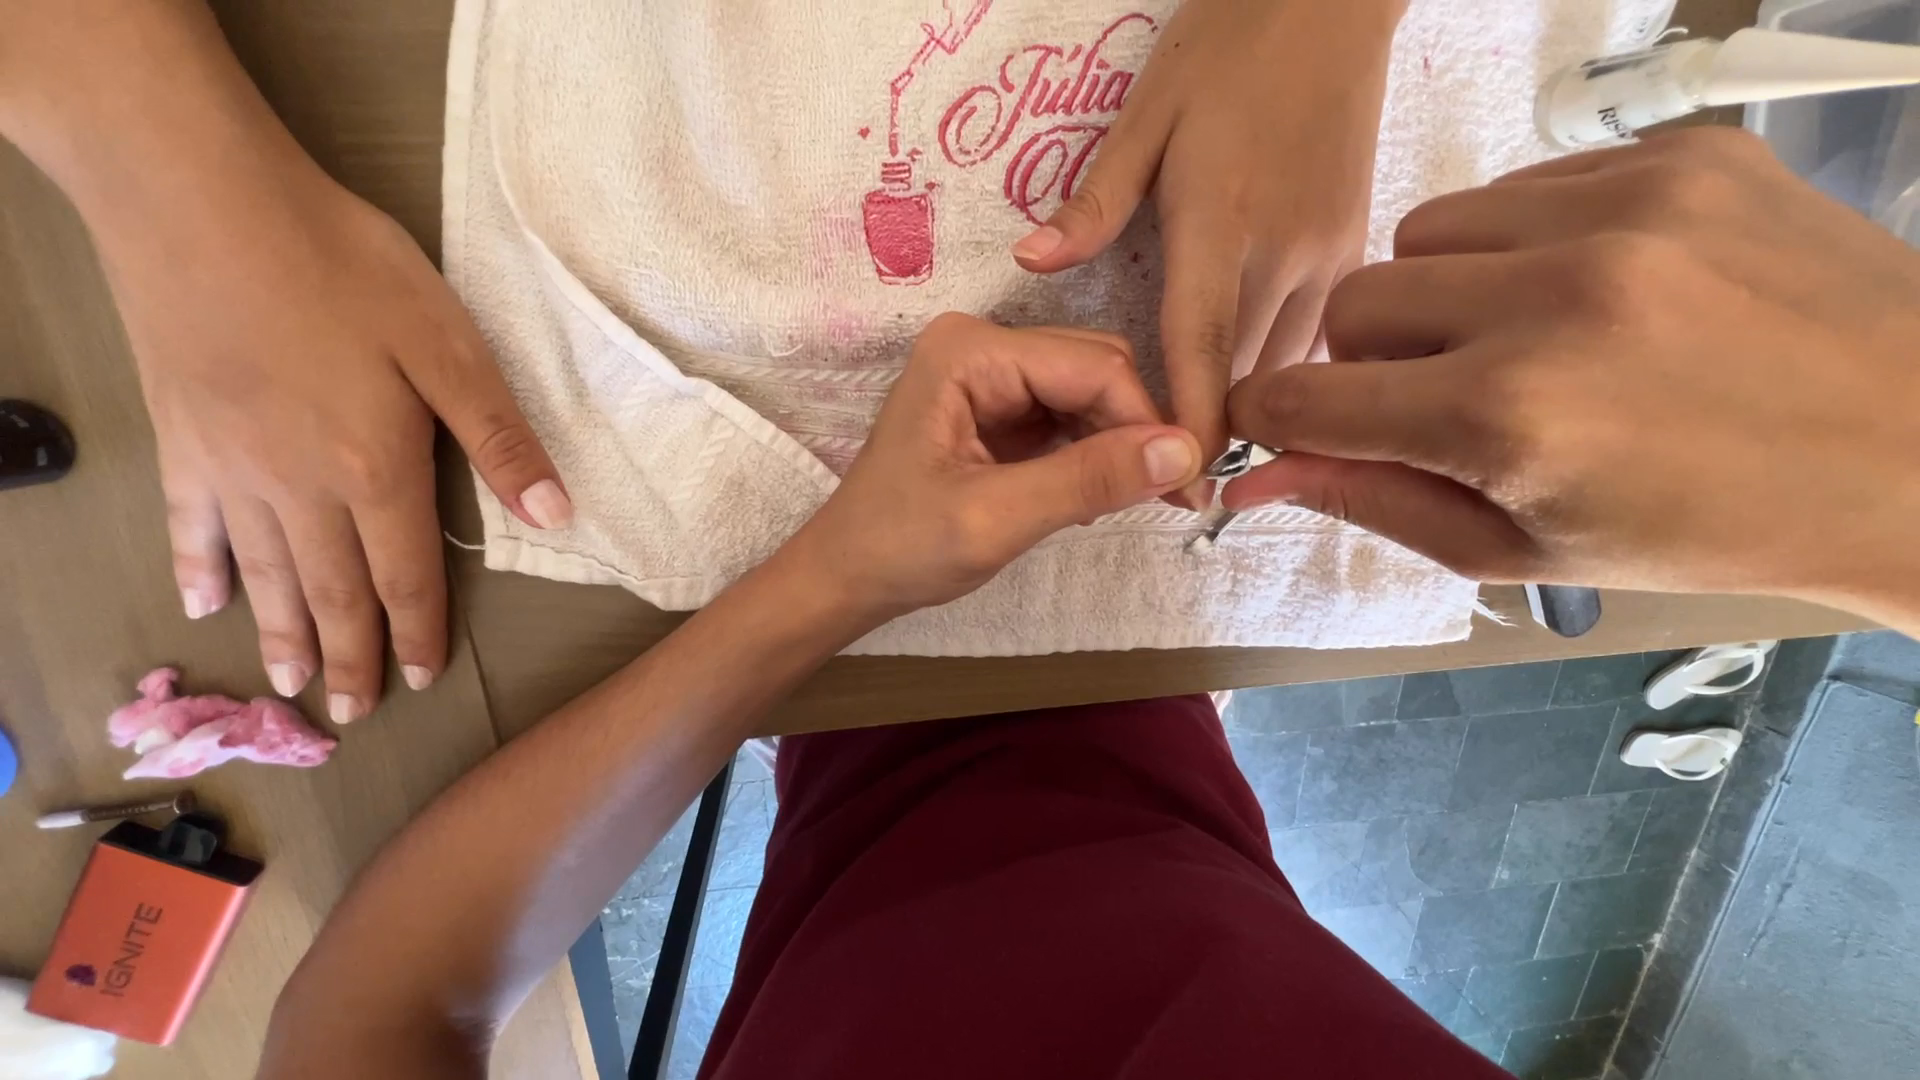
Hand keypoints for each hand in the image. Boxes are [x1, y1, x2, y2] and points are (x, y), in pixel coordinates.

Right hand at [114, 174, 567, 723]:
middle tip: (353, 713)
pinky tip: (205, 606)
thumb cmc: (349, 273)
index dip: (417, 631)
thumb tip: (556, 515)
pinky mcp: (180, 437)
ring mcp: (229, 467)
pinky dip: (203, 571)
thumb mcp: (453, 353)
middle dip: (353, 655)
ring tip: (293, 686)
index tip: (421, 679)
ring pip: (267, 575)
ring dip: (287, 635)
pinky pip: (191, 525)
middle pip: (336, 592)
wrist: (204, 199)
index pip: (406, 576)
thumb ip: (502, 442)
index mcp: (377, 470)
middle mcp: (300, 488)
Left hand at [776, 314, 1201, 620]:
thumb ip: (1087, 480)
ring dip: (1118, 444)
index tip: (1187, 485)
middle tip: (1174, 497)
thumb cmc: (902, 548)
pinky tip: (1097, 494)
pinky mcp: (997, 410)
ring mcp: (989, 376)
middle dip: (1136, 431)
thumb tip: (1186, 452)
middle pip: (1095, 370)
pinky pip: (1067, 418)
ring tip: (1138, 500)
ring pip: (1088, 394)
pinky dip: (1092, 454)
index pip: (1093, 366)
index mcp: (971, 351)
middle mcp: (983, 346)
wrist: (848, 577)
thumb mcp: (996, 518)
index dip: (1147, 421)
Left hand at [1012, 0, 1405, 500]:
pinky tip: (1263, 387)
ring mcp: (1329, 255)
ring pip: (1291, 364)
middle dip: (1217, 430)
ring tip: (1216, 444)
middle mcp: (1283, 255)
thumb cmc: (1223, 54)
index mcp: (1218, 227)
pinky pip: (1320, 336)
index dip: (1190, 423)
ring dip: (1255, 407)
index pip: (1202, 349)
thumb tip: (1030, 261)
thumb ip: (1092, 206)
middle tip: (1180, 476)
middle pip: (1249, 374)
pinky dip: (1289, 371)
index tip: (1179, 481)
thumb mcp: (1143, 118)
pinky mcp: (1355, 247)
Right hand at [1222, 129, 1919, 625]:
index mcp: (1506, 417)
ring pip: (1419, 237)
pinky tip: (1578, 289)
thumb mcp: (1509, 547)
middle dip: (1362, 358)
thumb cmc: (1693, 528)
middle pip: (1350, 303)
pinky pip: (1509, 192)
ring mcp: (1622, 211)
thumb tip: (1255, 474)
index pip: (1305, 398)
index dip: (1270, 413)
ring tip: (1508, 336)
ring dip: (1433, 295)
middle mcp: (1552, 299)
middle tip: (1431, 394)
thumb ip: (1365, 500)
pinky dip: (1508, 247)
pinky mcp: (1677, 156)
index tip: (1276, 422)